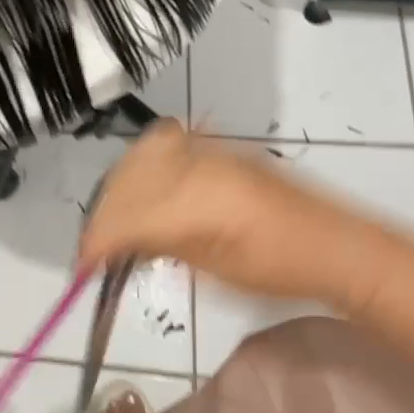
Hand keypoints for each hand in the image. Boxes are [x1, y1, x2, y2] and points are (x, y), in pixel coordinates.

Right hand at [77, 121, 398, 308]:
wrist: (330, 241)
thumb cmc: (277, 269)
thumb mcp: (215, 269)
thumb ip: (163, 244)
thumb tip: (122, 241)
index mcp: (194, 200)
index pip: (128, 214)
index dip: (98, 238)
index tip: (82, 264)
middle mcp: (194, 164)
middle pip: (127, 180)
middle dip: (104, 213)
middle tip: (96, 247)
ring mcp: (205, 149)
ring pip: (140, 156)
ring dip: (119, 187)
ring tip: (114, 219)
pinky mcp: (215, 146)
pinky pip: (163, 143)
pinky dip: (141, 164)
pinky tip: (140, 185)